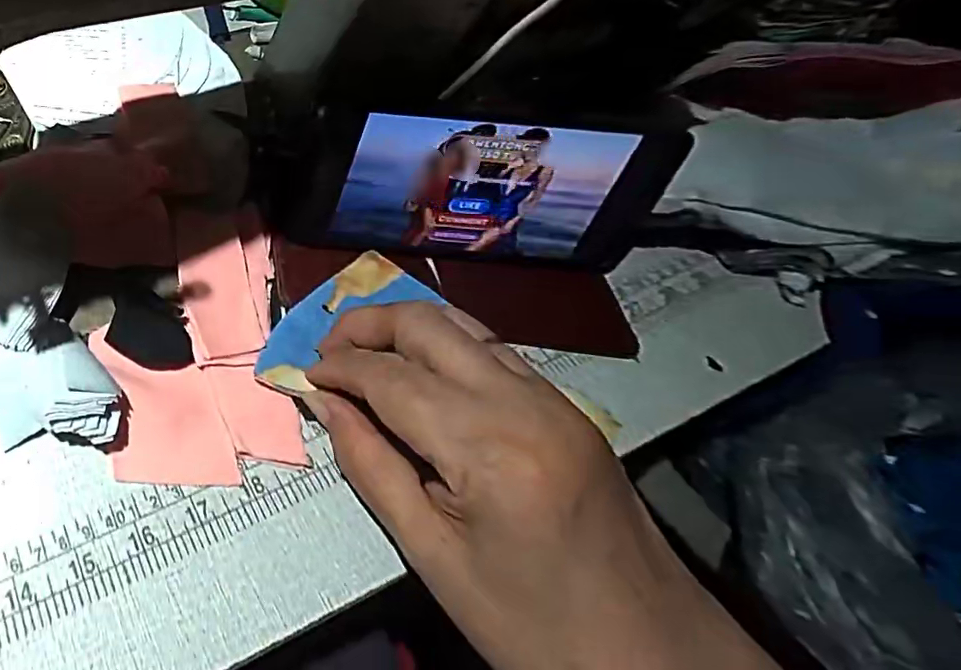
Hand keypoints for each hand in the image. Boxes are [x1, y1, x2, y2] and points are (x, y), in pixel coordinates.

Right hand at [306, 302, 773, 669]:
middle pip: (425, 324)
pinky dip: (443, 341)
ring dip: (403, 324)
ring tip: (362, 345)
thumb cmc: (534, 626)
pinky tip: (419, 364)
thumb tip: (326, 406)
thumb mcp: (434, 558)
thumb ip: (371, 468)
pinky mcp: (565, 403)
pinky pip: (490, 347)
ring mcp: (550, 396)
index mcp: (488, 448)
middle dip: (365, 324)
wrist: (655, 655)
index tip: (305, 373)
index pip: (391, 378)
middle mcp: (521, 401)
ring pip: (459, 323)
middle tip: (327, 348)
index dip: (339, 368)